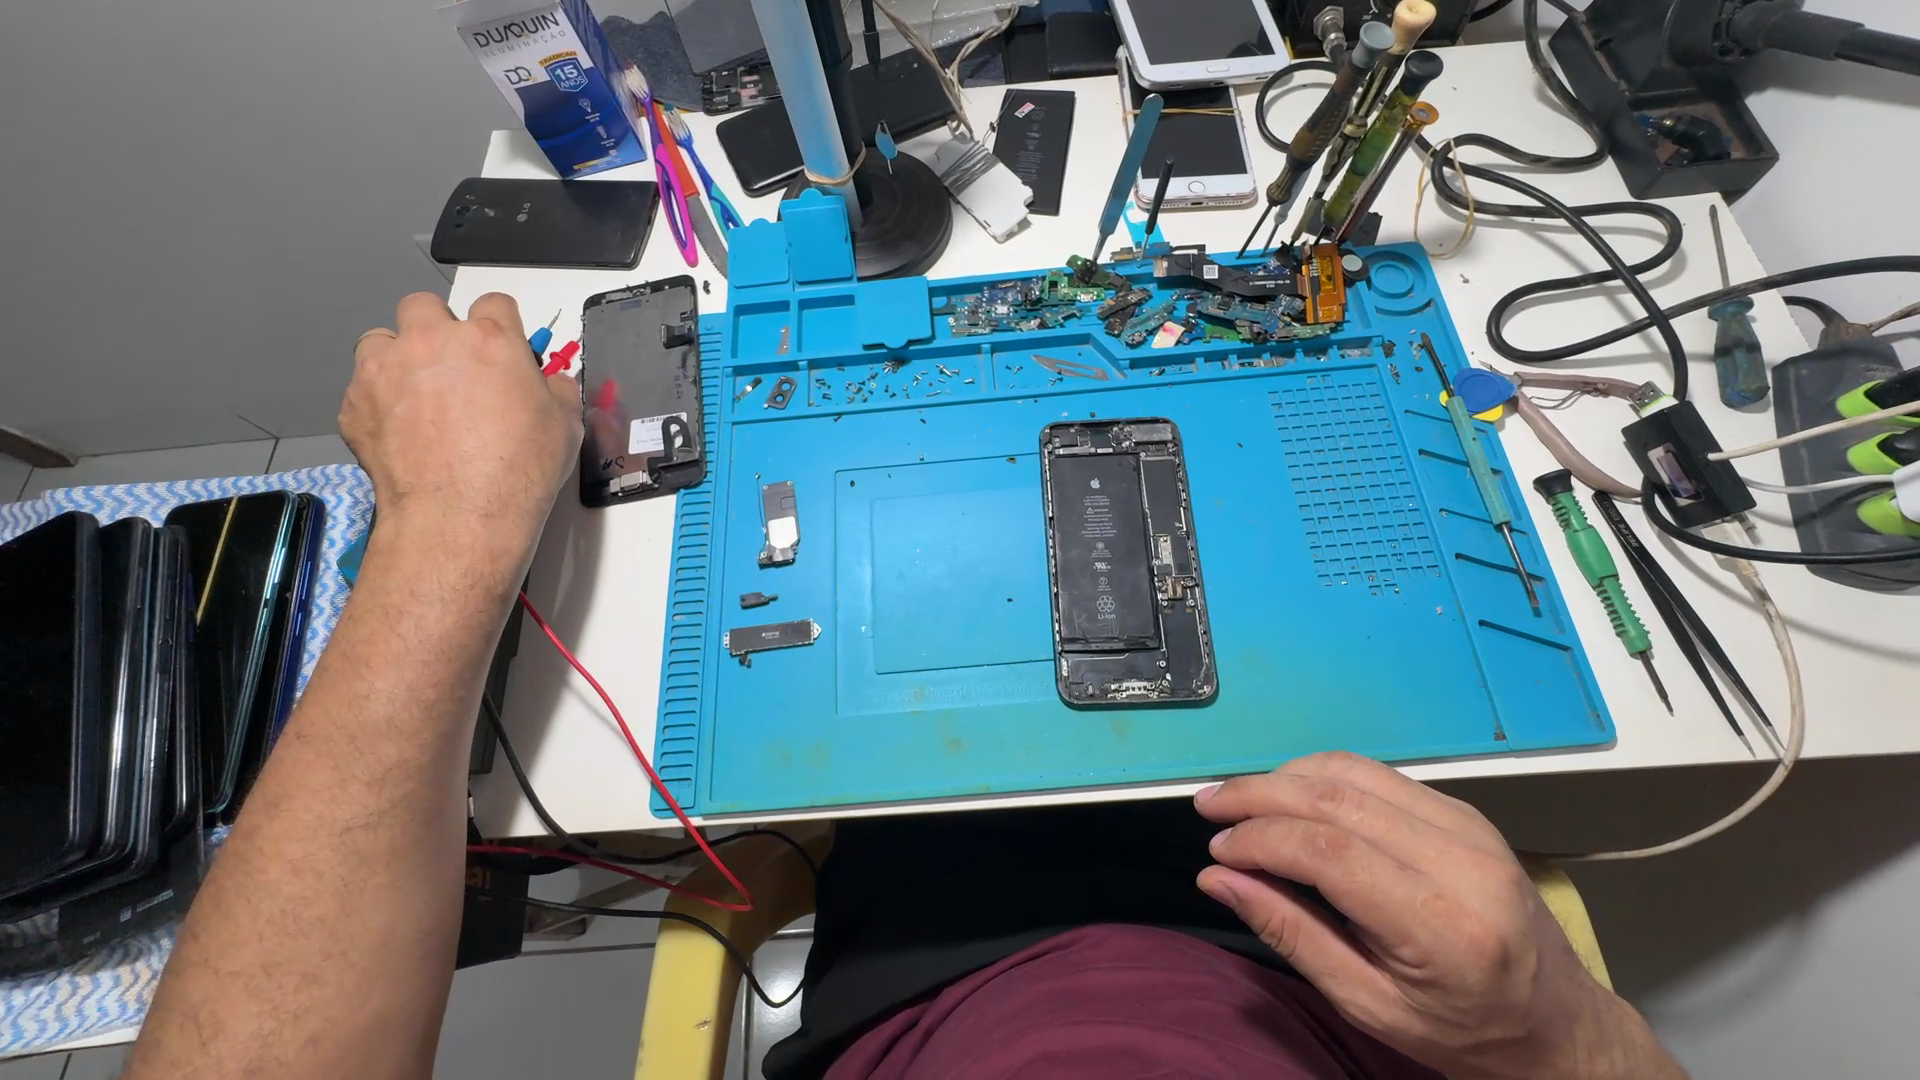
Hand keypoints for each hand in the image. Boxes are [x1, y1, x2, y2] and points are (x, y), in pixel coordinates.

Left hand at [343, 293, 581, 576]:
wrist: (462, 513)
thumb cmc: (522, 469)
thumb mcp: (566, 426)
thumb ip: (558, 391)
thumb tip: (550, 383)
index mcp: (491, 340)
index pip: (495, 303)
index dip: (504, 325)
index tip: (506, 349)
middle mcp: (433, 341)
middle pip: (425, 305)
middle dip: (439, 328)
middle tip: (456, 367)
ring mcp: (385, 368)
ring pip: (382, 339)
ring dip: (400, 357)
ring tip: (419, 395)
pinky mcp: (354, 401)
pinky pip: (363, 385)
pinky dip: (381, 399)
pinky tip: (403, 431)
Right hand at [1195, 753, 1684, 1079]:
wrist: (1561, 1026)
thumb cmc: (1460, 1032)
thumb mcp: (1367, 1004)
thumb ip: (1289, 932)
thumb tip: (1216, 876)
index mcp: (1443, 926)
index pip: (1328, 851)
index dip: (1260, 839)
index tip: (1218, 850)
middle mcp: (1460, 860)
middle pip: (1333, 798)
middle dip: (1257, 793)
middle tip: (1208, 805)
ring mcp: (1467, 825)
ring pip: (1350, 771)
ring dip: (1282, 777)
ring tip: (1240, 800)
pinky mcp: (1462, 810)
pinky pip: (1373, 774)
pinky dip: (1317, 777)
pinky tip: (1289, 797)